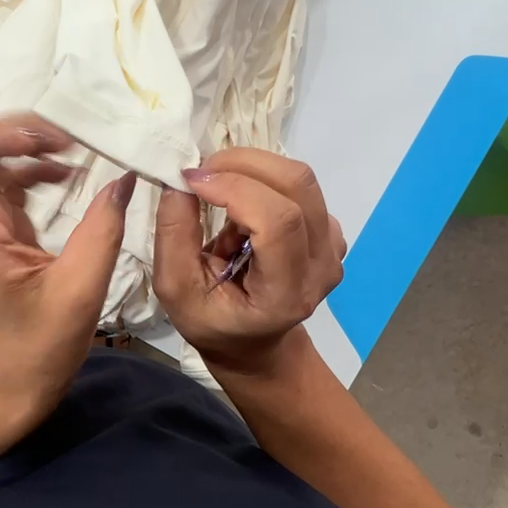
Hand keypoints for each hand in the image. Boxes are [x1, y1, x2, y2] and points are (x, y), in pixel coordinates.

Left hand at [0, 114, 136, 422]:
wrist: (19, 385)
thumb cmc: (41, 346)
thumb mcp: (80, 288)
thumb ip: (102, 230)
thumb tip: (125, 178)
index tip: (42, 142)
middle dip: (16, 134)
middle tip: (66, 138)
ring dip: (30, 150)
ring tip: (75, 150)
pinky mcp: (3, 236)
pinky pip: (12, 188)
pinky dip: (39, 173)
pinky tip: (72, 178)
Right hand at [153, 149, 345, 375]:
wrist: (253, 344)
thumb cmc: (212, 322)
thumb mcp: (176, 290)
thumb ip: (174, 237)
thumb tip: (179, 183)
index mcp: (285, 293)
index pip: (277, 221)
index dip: (234, 188)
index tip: (191, 181)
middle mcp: (321, 267)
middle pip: (297, 186)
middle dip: (243, 164)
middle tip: (201, 173)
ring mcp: (333, 248)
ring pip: (301, 180)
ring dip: (252, 171)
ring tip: (219, 194)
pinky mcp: (331, 232)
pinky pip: (301, 189)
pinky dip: (264, 183)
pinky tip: (242, 210)